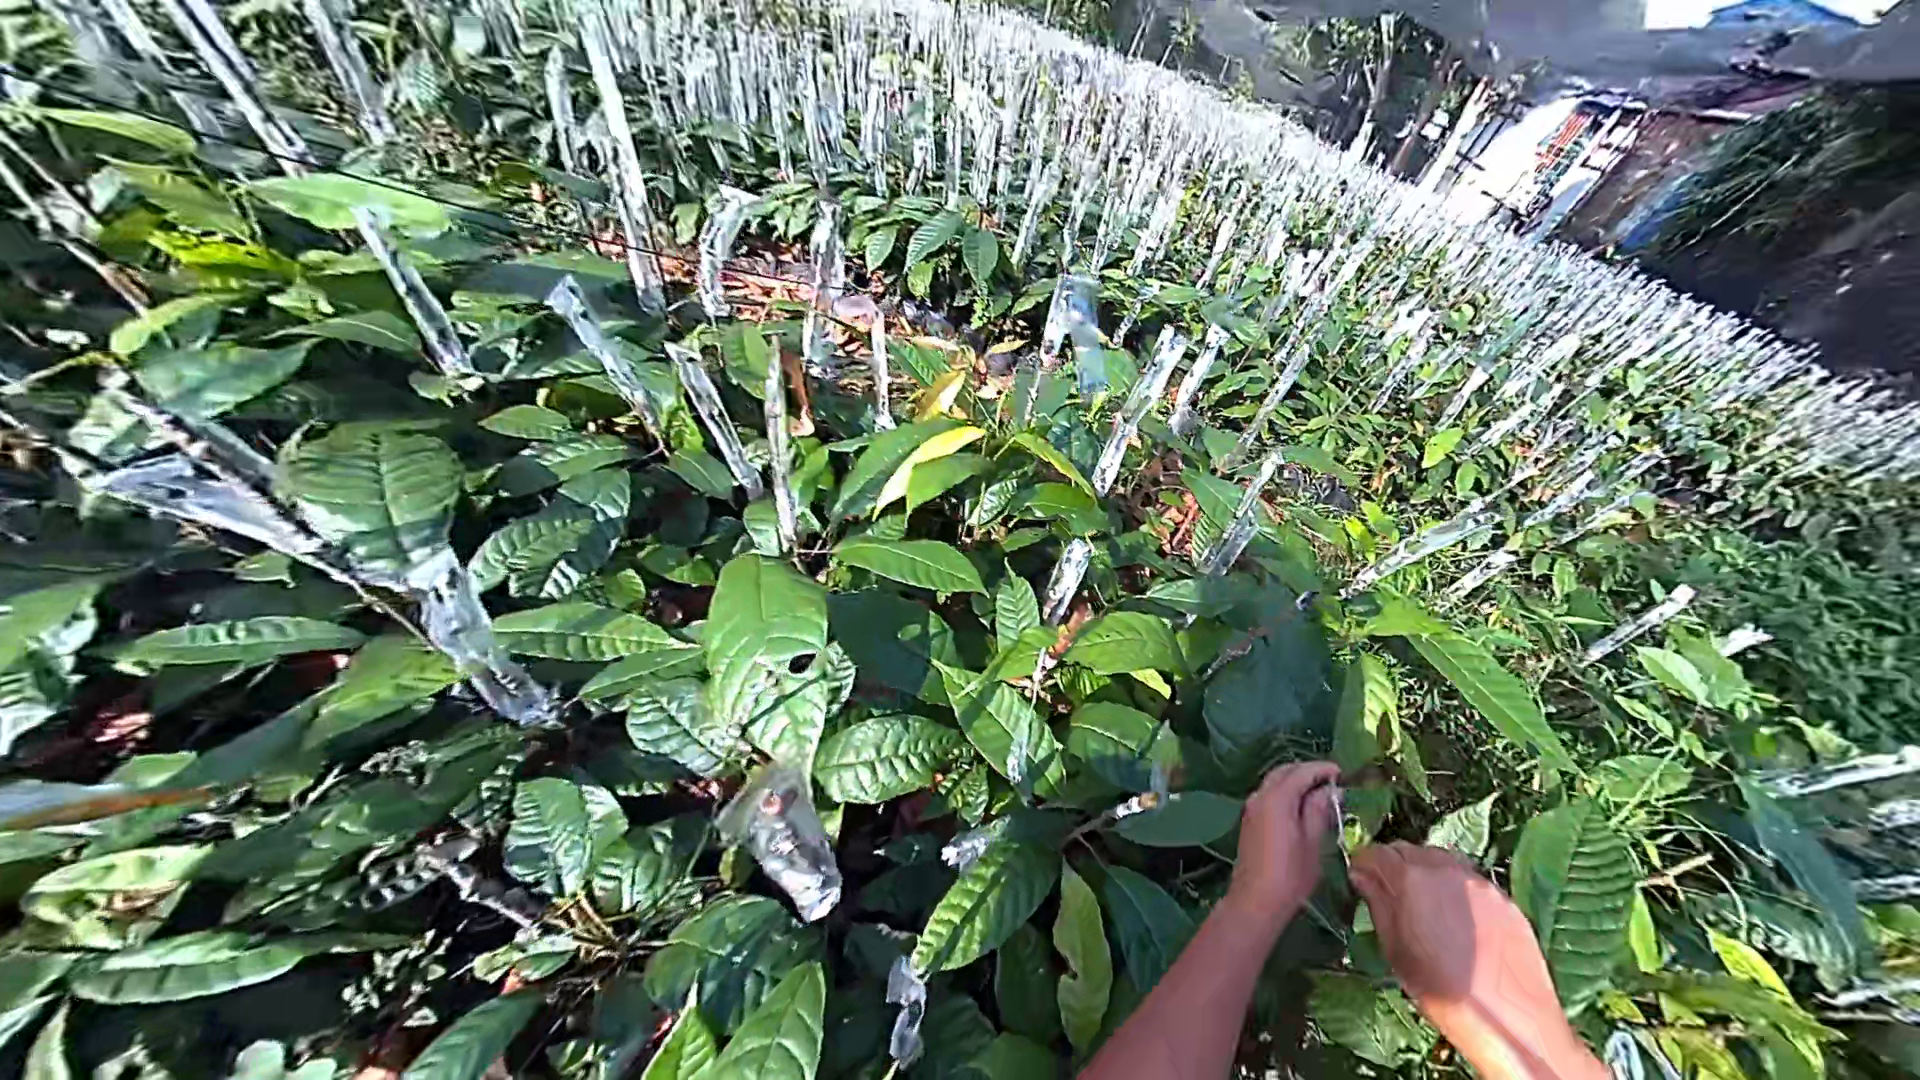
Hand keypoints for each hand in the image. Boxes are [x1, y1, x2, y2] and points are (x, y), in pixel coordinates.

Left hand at [1225, 761, 1338, 924]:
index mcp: (1276, 798)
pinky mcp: (1250, 817)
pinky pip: (1269, 794)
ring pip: (1274, 782)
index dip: (1320, 769)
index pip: (1299, 772)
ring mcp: (1252, 806)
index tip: (1340, 771)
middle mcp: (1260, 796)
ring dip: (1295, 780)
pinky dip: (1286, 791)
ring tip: (1320, 791)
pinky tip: (1302, 804)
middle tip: (1331, 779)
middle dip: (1306, 771)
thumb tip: (1330, 790)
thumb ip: (1318, 811)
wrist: (1257, 896)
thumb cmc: (1291, 873)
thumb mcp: (1312, 842)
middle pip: (1283, 772)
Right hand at [1351, 843, 1607, 1079]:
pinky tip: (1456, 916)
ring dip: (1424, 870)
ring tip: (1423, 900)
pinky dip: (1454, 886)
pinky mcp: (1506, 901)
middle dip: (1392, 864)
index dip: (1363, 864)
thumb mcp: (1394, 948)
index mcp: (1411, 877)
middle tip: (1388, 889)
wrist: (1516, 1026)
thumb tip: (1362, 877)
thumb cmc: (1442, 989)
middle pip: (1407, 849)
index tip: (1360, 878)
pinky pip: (1469, 880)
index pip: (1376, 852)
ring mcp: (1480, 883)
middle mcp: (1445, 869)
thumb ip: (1376, 903)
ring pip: (1440, 859)